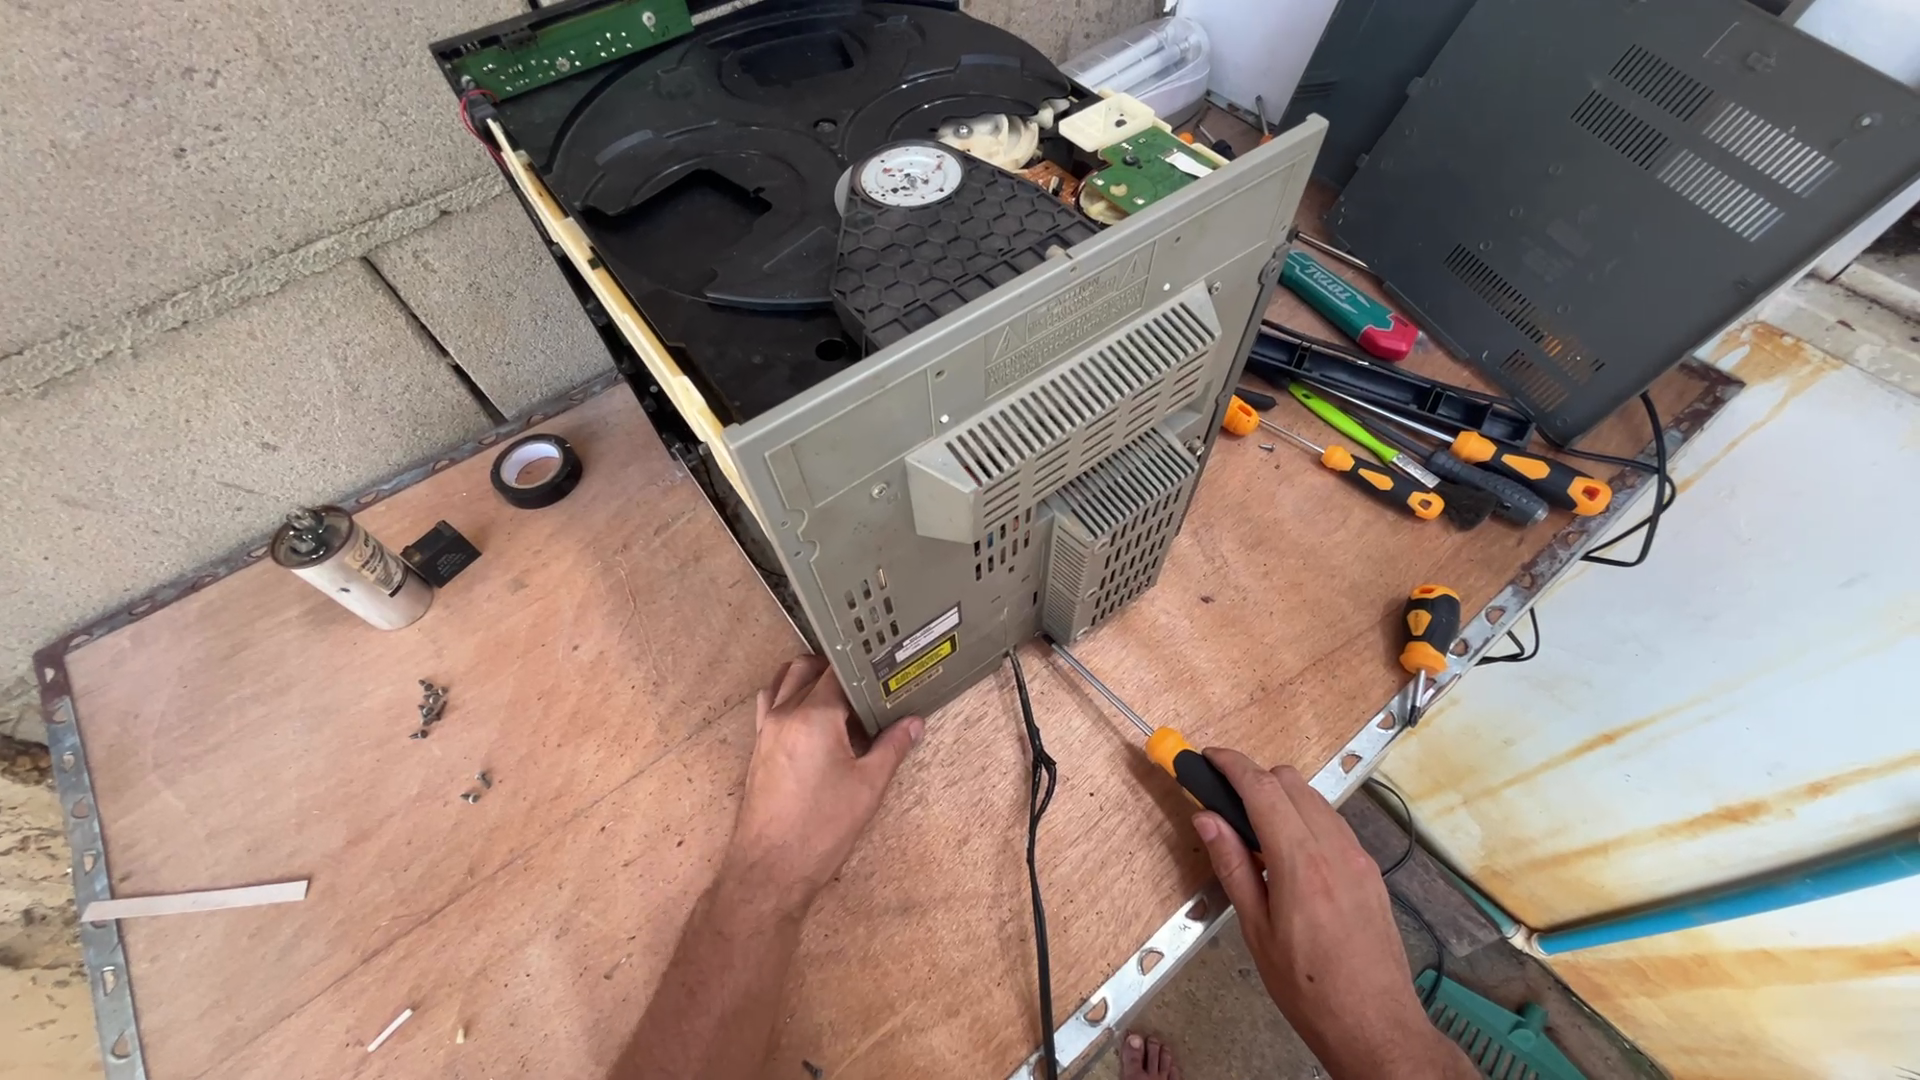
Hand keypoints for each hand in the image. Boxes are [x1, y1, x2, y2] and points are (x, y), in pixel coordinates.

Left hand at [721, 656, 922, 915]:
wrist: (770, 869)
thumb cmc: (822, 828)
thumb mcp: (869, 786)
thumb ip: (893, 747)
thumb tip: (914, 723)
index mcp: (814, 716)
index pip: (838, 673)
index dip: (861, 670)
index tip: (882, 672)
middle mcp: (785, 714)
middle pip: (807, 668)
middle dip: (835, 669)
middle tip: (863, 683)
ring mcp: (766, 729)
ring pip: (783, 681)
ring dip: (807, 676)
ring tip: (836, 694)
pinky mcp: (758, 747)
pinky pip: (769, 704)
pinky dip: (787, 696)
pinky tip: (809, 718)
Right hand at [1192, 752, 1471, 1078]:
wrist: (1378, 1030)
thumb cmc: (1307, 987)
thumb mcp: (1256, 930)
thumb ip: (1232, 865)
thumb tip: (1206, 818)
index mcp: (1300, 863)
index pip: (1262, 789)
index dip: (1231, 765)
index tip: (1208, 757)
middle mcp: (1334, 848)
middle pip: (1290, 781)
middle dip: (1254, 777)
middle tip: (1226, 801)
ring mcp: (1358, 857)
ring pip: (1314, 797)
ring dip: (1281, 795)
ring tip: (1256, 828)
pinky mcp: (1370, 871)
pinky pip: (1332, 822)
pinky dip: (1305, 816)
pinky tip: (1290, 850)